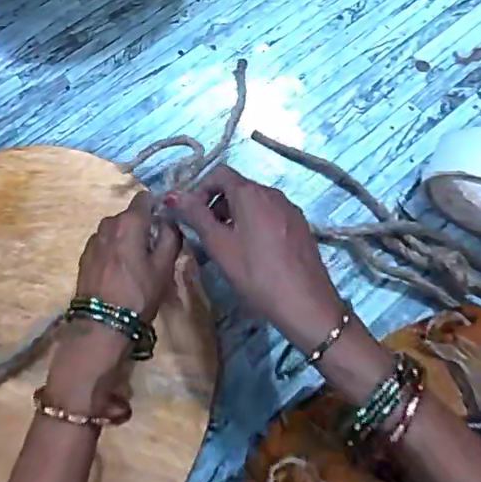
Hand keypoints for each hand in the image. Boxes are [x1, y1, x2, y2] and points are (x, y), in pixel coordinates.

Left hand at [73, 191, 181, 317]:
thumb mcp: (163, 268)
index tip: (165, 223)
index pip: (144, 198)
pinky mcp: (85, 254)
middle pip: (130, 216)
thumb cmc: (138, 294)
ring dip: (127, 239)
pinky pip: (105, 243)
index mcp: (128, 222)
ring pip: (117, 230)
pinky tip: (119, 272)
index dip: (157, 207)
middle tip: (155, 251)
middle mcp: (107, 223)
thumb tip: (169, 220)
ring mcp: (93, 238)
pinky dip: (114, 250)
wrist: (102, 323)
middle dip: (143, 227)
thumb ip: (170, 237)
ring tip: (137, 265)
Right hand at [166, 167, 391, 393]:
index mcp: (251, 193)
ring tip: (229, 246)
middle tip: (208, 235)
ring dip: (235, 216)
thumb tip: (172, 195)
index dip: (200, 189)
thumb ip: (195, 215)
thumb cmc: (256, 274)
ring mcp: (290, 209)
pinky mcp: (301, 226)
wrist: (308, 307)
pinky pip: (270, 215)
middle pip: (236, 187)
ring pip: (254, 202)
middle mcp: (272, 193)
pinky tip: (254, 253)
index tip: (193, 215)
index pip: (219, 173)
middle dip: (216, 205)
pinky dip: (255, 224)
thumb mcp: (219, 245)